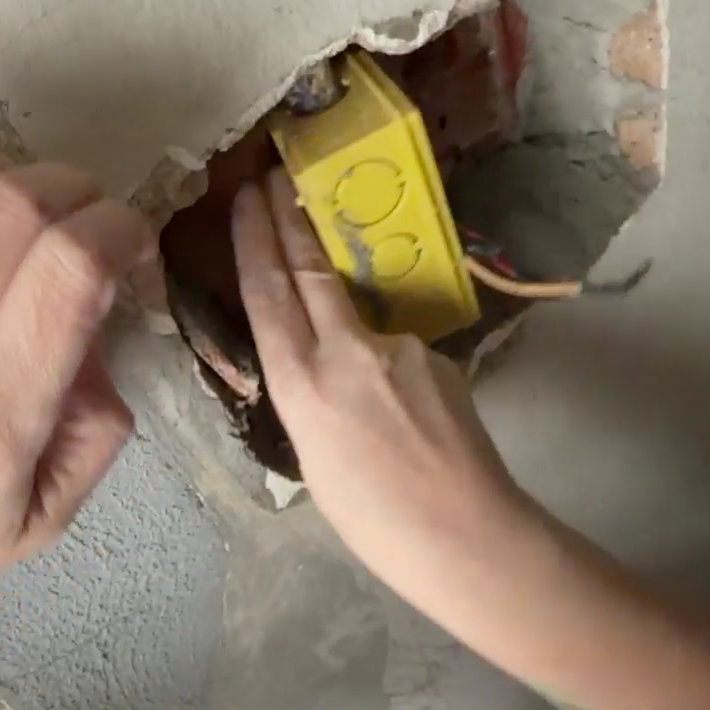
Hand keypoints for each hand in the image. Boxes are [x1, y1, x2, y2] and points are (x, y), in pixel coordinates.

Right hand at [231, 173, 533, 577]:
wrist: (462, 535)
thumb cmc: (372, 520)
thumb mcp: (313, 458)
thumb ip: (310, 395)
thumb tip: (322, 367)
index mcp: (301, 385)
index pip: (268, 293)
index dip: (254, 240)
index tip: (246, 197)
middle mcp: (346, 351)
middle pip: (310, 269)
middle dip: (290, 216)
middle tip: (277, 173)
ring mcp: (399, 348)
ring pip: (361, 319)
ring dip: (350, 331)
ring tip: (362, 402)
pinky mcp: (438, 356)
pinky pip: (400, 353)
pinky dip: (392, 374)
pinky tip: (405, 421)